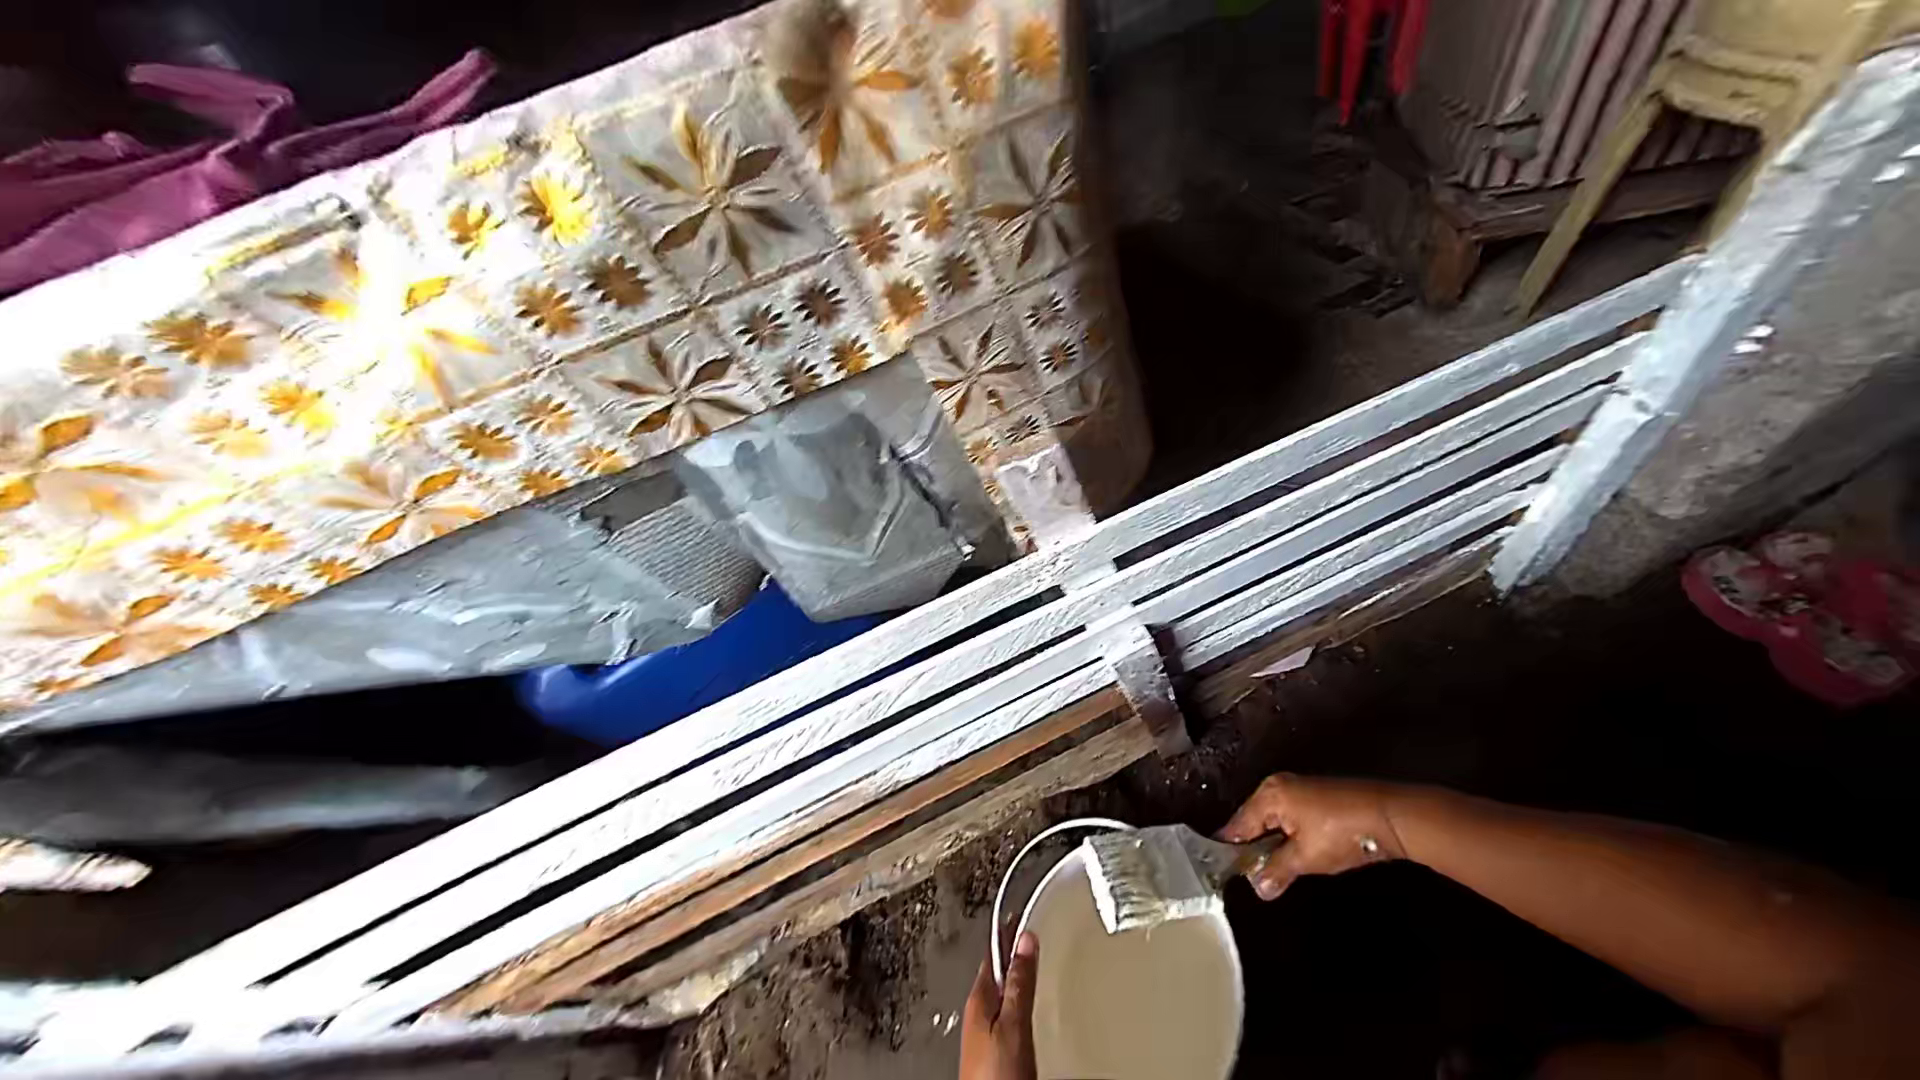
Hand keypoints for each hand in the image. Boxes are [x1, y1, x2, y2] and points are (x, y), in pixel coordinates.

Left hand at [960, 932, 1037, 1079]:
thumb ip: (1019, 984)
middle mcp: (976, 1013)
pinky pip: (1002, 1012)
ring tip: (1025, 964)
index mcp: (978, 999)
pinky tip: (1020, 1007)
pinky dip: (1012, 1000)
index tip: (1019, 916)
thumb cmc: (996, 1075)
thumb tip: (1025, 940)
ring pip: (998, 993)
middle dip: (1010, 954)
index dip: (1007, 934)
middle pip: (995, 973)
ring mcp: (982, 1033)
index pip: (993, 954)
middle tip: (1025, 935)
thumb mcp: (1013, 1025)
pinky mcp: (990, 1051)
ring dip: (1012, 977)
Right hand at [1217, 773, 1409, 898]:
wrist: (1389, 816)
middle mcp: (1276, 786)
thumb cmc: (1341, 834)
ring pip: (1273, 819)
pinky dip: (1289, 833)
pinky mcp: (1315, 795)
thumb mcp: (1306, 859)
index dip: (1231, 849)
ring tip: (1274, 867)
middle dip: (1253, 846)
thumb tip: (1257, 888)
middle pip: (1253, 820)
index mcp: (1268, 796)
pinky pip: (1289, 815)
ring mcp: (1297, 787)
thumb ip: (1277, 871)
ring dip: (1273, 841)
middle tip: (1251, 873)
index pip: (1238, 825)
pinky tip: (1297, 852)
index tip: (1224, 869)